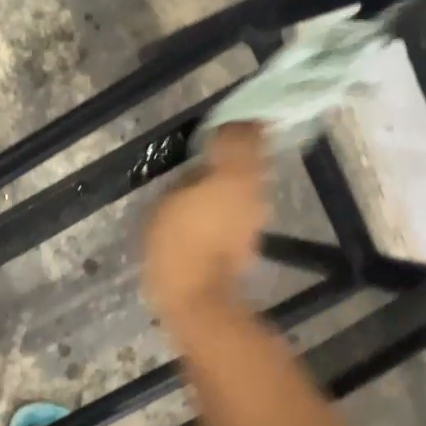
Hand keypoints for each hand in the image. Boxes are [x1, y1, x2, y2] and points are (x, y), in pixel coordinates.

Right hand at [142, 123, 268, 326]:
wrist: (197, 299)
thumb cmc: (178, 243)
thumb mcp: (168, 199)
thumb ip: (190, 178)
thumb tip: (202, 170)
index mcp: (237, 173)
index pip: (248, 133)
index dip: (234, 126)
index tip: (217, 127)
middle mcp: (257, 191)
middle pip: (251, 160)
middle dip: (232, 156)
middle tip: (205, 156)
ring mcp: (257, 218)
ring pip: (247, 187)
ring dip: (229, 184)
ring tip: (199, 189)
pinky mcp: (251, 241)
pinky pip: (239, 212)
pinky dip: (226, 209)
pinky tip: (204, 217)